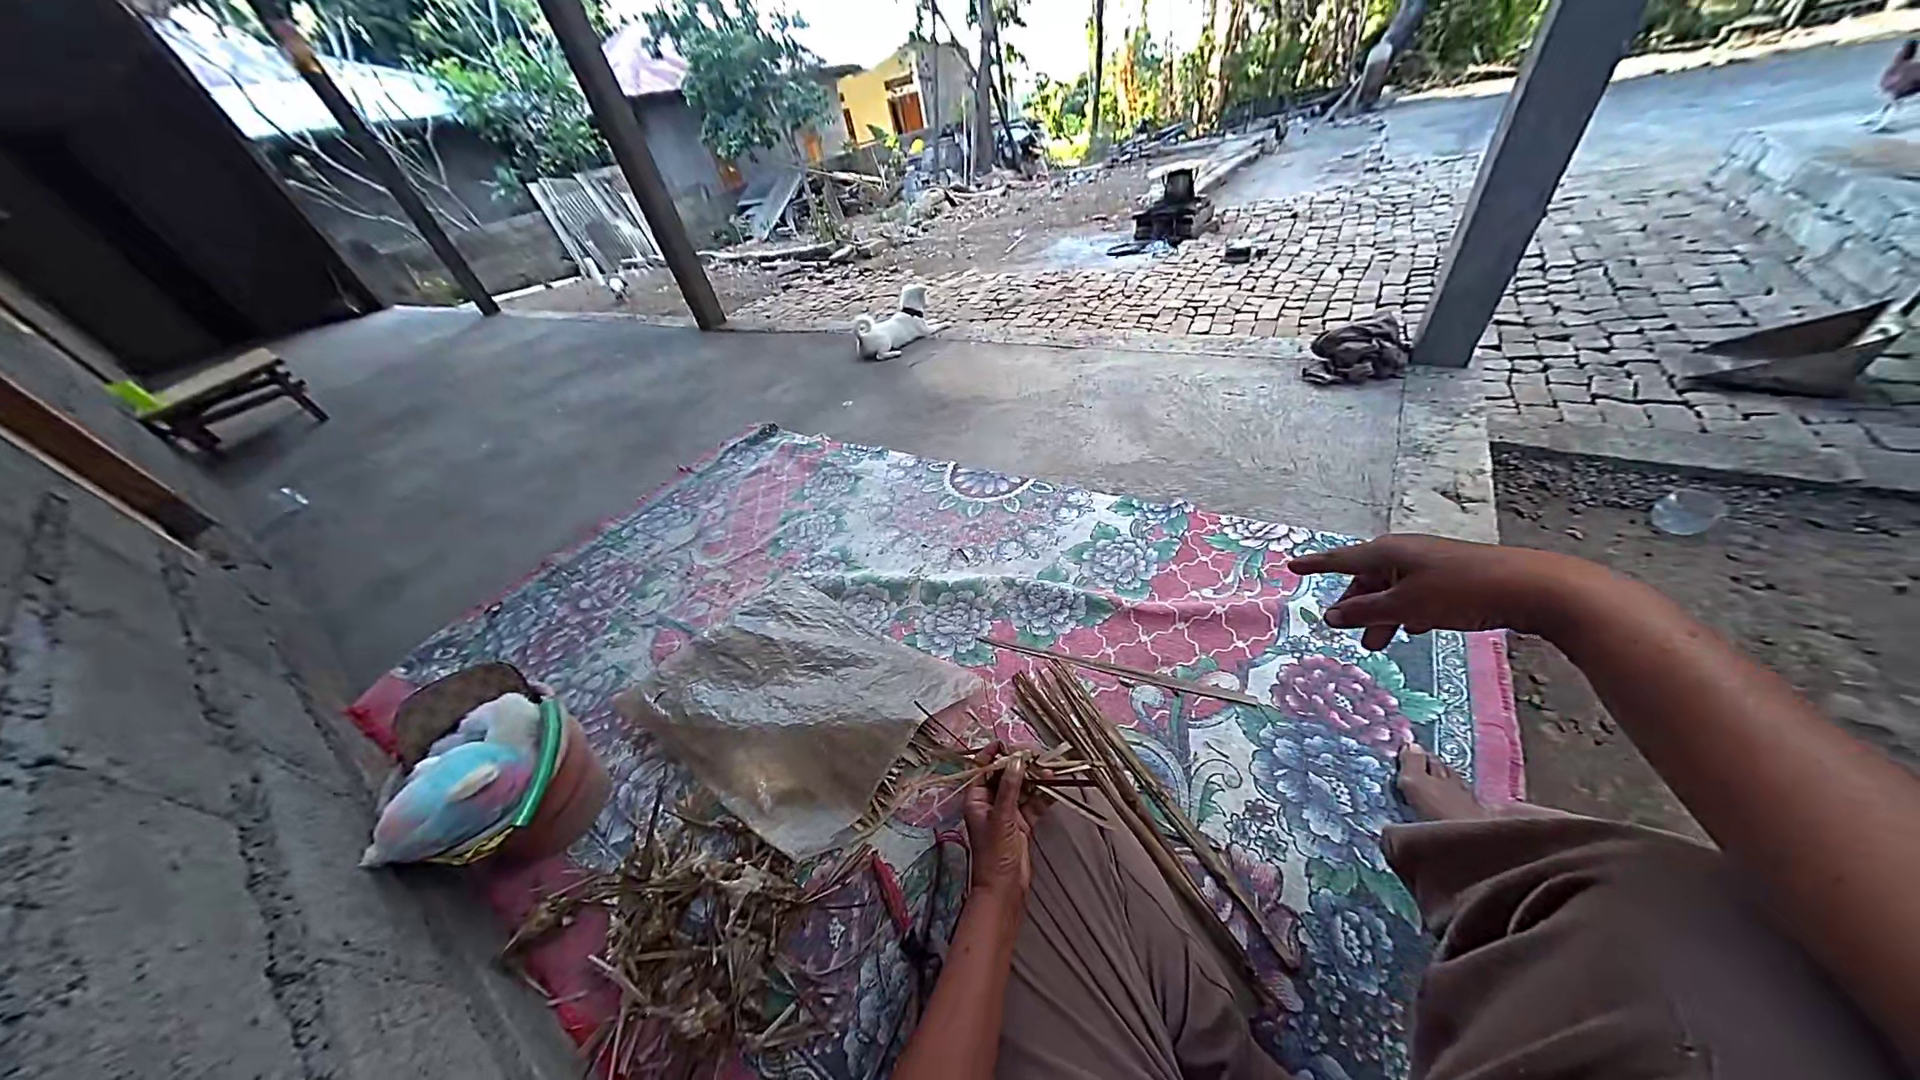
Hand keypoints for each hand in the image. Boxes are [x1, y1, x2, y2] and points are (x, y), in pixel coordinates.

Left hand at [961, 742, 1049, 899]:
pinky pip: (1033, 803)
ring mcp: (1007, 812)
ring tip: (1049, 770)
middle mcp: (991, 803)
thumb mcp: (1001, 818)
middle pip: (1005, 776)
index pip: (983, 770)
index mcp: (977, 799)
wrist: (1004, 890)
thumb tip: (1016, 761)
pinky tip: (1053, 786)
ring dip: (1034, 779)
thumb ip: (1009, 789)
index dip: (994, 756)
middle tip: (1036, 756)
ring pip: (1021, 788)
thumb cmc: (994, 855)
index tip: (1008, 744)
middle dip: (1020, 766)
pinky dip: (1042, 795)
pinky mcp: (1022, 823)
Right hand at [1288, 535, 1603, 649]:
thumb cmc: (1461, 591)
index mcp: (1387, 551)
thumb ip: (1364, 612)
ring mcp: (1430, 564)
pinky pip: (1415, 594)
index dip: (1314, 565)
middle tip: (1346, 630)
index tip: (1291, 566)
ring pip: (1391, 589)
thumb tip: (1330, 616)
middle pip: (1366, 578)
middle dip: (1354, 605)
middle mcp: (1405, 552)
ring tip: (1380, 643)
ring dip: (1381, 615)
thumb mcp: (1405, 605)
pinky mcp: (1453, 577)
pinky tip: (1414, 629)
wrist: (1536, 588)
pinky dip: (1407, 611)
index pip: (1340, 559)